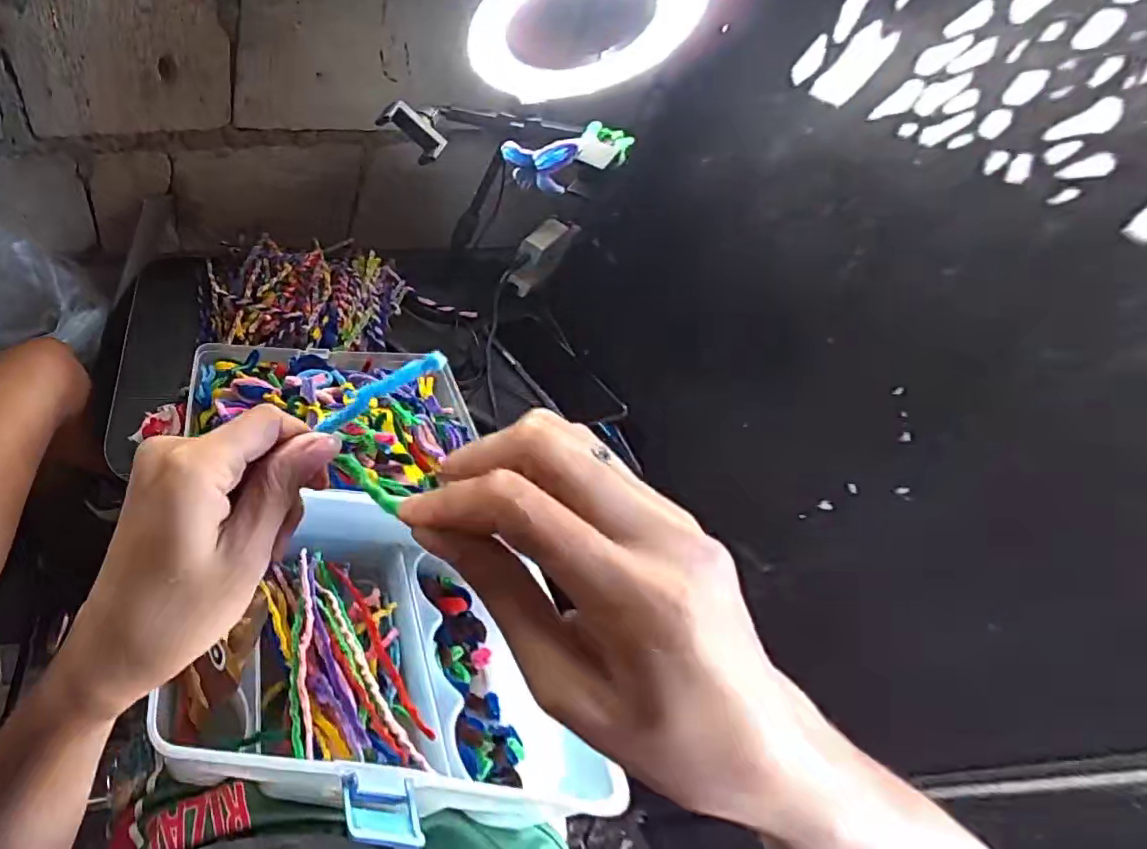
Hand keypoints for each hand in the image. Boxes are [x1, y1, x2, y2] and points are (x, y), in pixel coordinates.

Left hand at [53, 406, 338, 719]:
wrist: (114, 643)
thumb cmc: (183, 613)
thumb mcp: (246, 553)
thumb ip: (282, 486)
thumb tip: (324, 439)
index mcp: (192, 461)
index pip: (266, 421)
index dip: (302, 444)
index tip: (320, 488)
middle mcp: (170, 444)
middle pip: (251, 441)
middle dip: (277, 483)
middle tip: (275, 544)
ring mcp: (158, 458)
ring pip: (236, 458)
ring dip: (256, 497)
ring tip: (251, 551)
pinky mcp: (155, 475)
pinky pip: (212, 470)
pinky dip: (231, 499)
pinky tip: (229, 540)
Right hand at [399, 410, 980, 847]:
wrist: (775, 750)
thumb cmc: (665, 740)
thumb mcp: (561, 685)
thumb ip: (499, 593)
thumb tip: (436, 530)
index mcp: (636, 594)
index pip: (523, 504)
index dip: (453, 500)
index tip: (411, 514)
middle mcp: (660, 534)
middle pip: (547, 443)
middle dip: (474, 458)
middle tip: (440, 496)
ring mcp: (672, 514)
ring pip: (566, 437)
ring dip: (502, 454)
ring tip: (471, 497)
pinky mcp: (670, 510)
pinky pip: (587, 459)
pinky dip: (534, 467)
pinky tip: (517, 505)